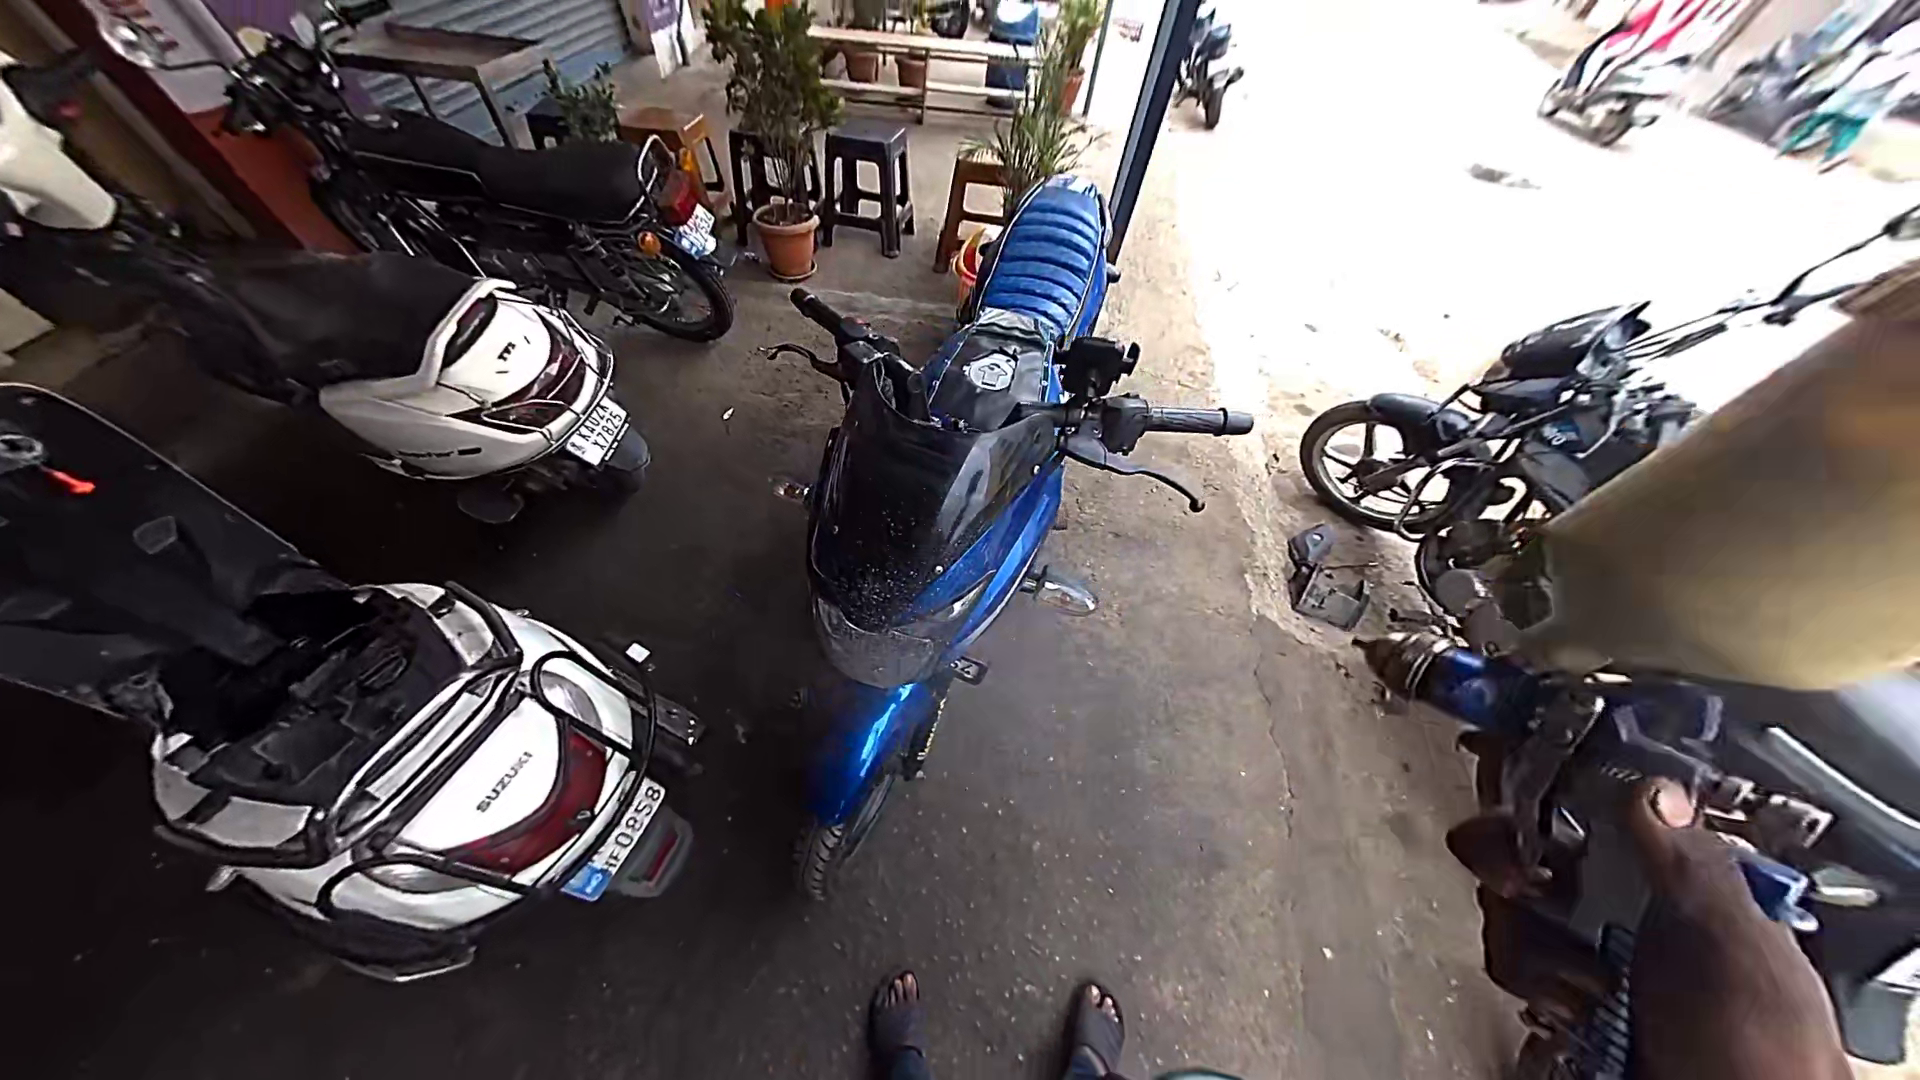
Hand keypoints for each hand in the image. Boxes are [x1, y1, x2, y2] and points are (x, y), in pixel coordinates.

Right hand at [1447, 774, 1850, 1079]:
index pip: (1579, 799)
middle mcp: (1607, 892)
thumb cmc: (1754, 1044)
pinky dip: (1530, 980)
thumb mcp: (1740, 953)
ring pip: (1498, 897)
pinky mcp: (1545, 975)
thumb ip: (1693, 869)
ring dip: (1529, 941)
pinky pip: (1499, 949)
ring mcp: (1572, 934)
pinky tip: (1575, 1007)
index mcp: (1658, 871)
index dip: (1529, 780)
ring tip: (1587, 985)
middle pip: (1513, 839)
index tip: (1486, 766)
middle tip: (1520, 887)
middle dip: (1501, 862)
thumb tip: (1652, 787)